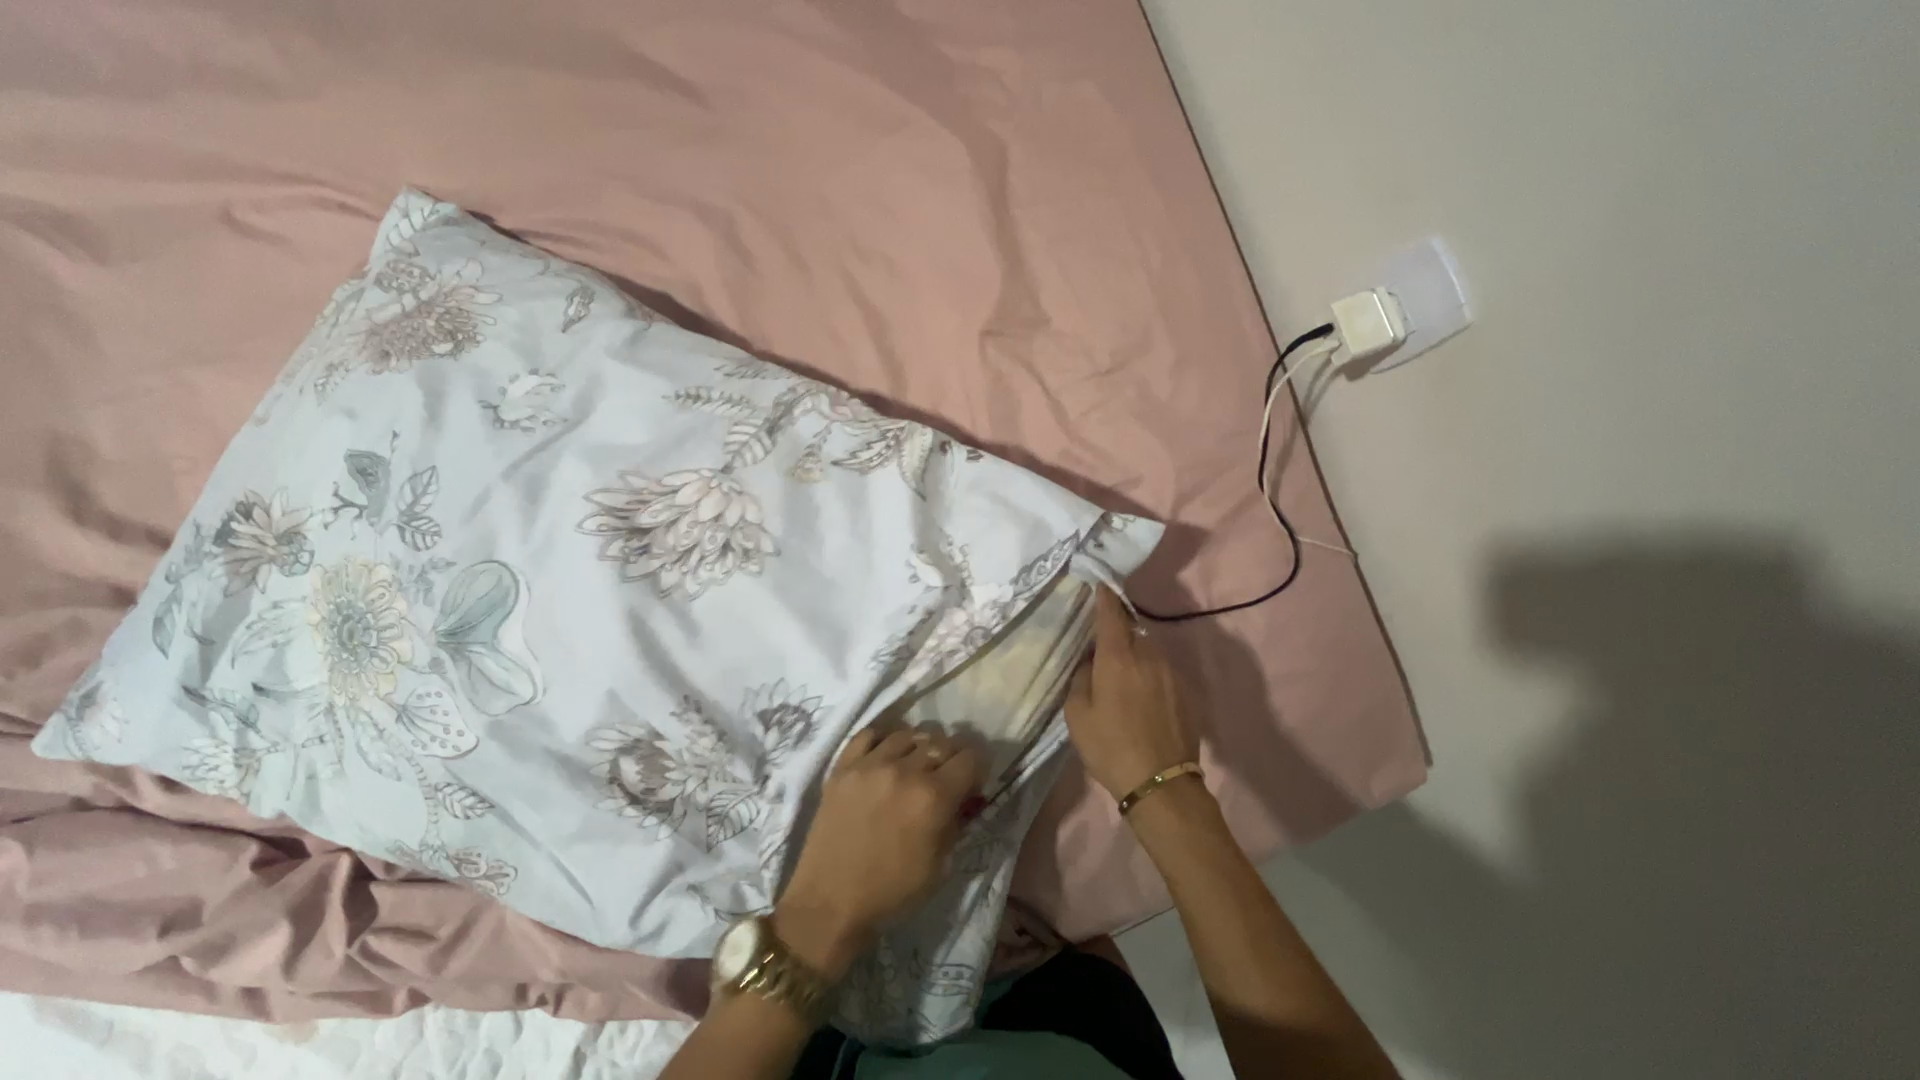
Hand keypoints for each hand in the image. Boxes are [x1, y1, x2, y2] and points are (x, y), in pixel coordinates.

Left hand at [774, 726, 983, 977]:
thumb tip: (964, 797)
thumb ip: (956, 822)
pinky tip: (884, 756)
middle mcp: (904, 770)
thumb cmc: (892, 892)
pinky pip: (869, 734)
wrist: (830, 902)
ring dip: (919, 746)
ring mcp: (869, 765)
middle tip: (945, 776)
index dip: (977, 768)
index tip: (972, 781)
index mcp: (934, 797)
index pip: (971, 757)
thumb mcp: (941, 865)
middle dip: (951, 756)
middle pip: (942, 741)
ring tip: (914, 765)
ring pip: (908, 733)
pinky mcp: (842, 767)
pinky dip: (883, 740)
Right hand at [1064, 588, 1200, 800]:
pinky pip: (1163, 673)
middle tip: (1102, 651)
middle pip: (1132, 632)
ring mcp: (1173, 673)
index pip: (1111, 614)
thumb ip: (1081, 679)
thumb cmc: (1110, 747)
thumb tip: (1091, 662)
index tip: (1099, 585)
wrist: (1162, 782)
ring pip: (1150, 653)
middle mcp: (1150, 656)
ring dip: (1136, 657)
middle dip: (1118, 635)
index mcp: (1119, 657)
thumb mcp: (1077, 715)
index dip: (1104, 597)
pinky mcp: (1187, 692)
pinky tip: (1142, 702)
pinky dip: (1151, 677)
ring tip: (1123, 681)